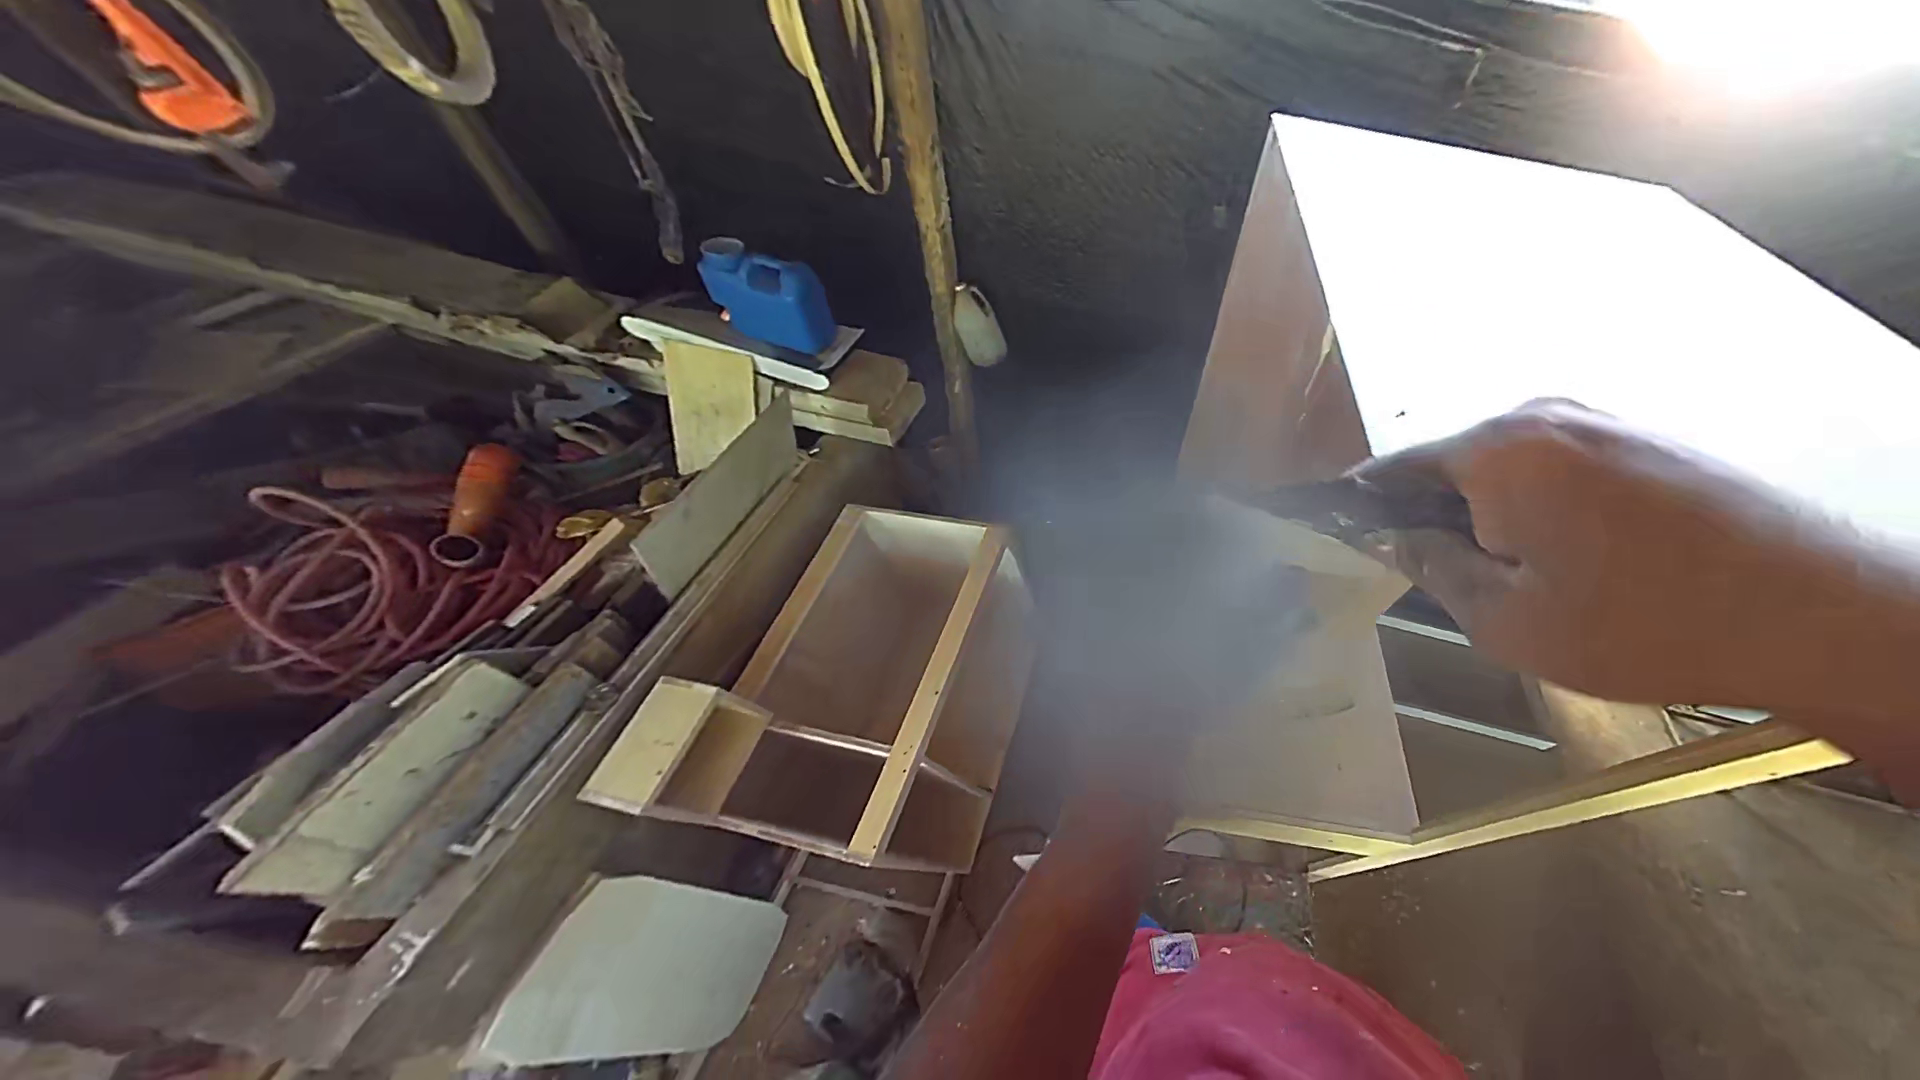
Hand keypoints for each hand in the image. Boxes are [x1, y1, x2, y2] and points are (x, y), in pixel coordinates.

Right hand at [1355, 400, 1919, 714]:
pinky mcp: (1649, 436)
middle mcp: (1544, 417)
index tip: (1349, 538)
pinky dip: (1537, 503)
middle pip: (1448, 465)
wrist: (1837, 621)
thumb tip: (1394, 536)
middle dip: (1434, 515)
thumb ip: (1429, 567)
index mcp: (1498, 451)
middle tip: (1449, 575)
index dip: (1361, 508)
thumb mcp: (1503, 618)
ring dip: (1488, 512)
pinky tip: (1571, 554)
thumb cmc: (1646, 624)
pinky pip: (1554, 464)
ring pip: (1501, 467)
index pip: (1390, 470)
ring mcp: (1604, 420)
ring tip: (1519, 571)